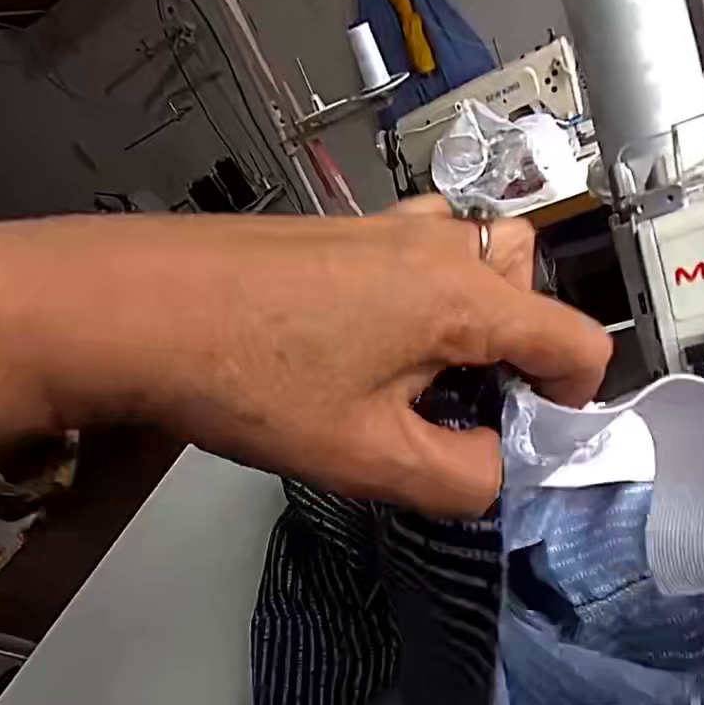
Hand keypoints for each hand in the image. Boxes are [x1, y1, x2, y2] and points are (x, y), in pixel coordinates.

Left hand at [0, 197, 608, 514]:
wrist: (125, 309)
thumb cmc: (254, 385)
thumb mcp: (372, 459)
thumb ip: (465, 477)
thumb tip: (497, 465)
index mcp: (465, 298)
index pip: (578, 341)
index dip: (574, 400)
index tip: (527, 435)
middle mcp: (444, 246)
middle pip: (535, 288)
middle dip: (527, 351)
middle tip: (474, 400)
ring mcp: (395, 227)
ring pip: (486, 260)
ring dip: (485, 316)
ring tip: (431, 368)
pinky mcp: (354, 229)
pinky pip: (433, 251)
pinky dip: (438, 294)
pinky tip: (381, 336)